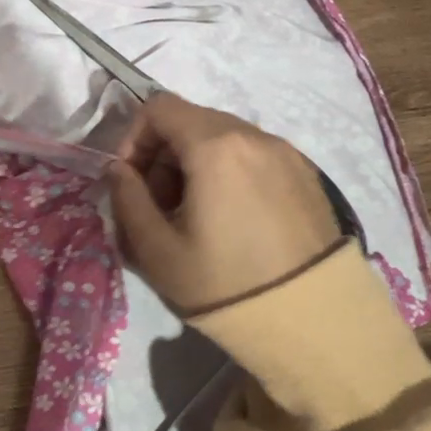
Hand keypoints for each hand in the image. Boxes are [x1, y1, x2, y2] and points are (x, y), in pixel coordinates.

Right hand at [107, 93, 341, 314]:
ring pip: (223, 138)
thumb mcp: (154, 247)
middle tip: (158, 201)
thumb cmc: (222, 282)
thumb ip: (126, 196)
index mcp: (215, 147)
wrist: (311, 322)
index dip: (133, 137)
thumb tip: (119, 170)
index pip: (159, 108)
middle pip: (191, 120)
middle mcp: (255, 138)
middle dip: (163, 152)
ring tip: (193, 212)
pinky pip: (253, 156)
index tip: (130, 179)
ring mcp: (288, 155)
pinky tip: (229, 217)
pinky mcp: (308, 177)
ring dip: (195, 162)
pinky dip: (229, 172)